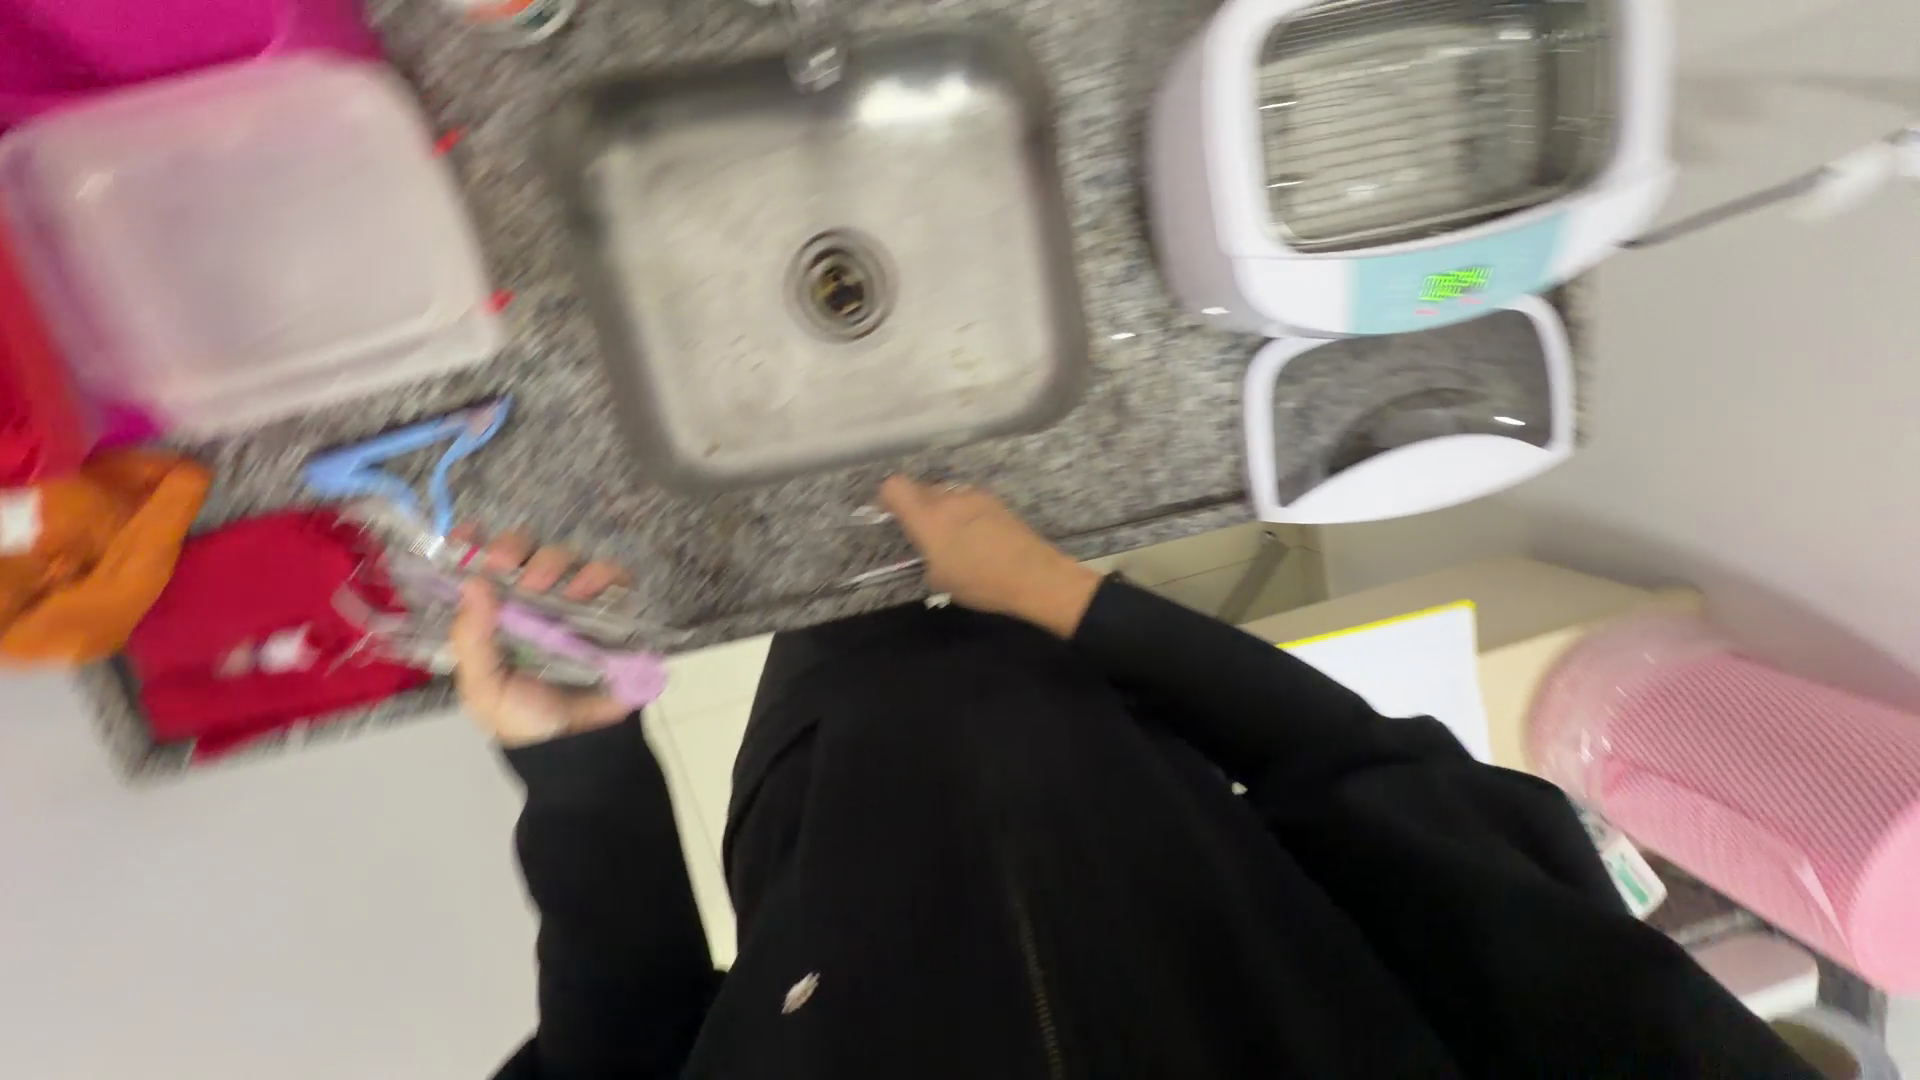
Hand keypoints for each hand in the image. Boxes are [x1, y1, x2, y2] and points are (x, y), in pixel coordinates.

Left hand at [448, 530, 632, 747]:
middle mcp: (532, 600)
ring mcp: (575, 602)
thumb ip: (473, 641)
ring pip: (566, 556)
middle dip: (513, 547)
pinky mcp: (613, 608)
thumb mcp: (485, 687)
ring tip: (548, 586)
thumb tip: (472, 584)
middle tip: (508, 565)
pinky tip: (587, 592)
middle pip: (524, 550)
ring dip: (554, 561)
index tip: (466, 535)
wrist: (581, 742)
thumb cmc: (525, 717)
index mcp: (494, 615)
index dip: (470, 544)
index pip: (478, 568)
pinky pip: (614, 576)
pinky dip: (602, 574)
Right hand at [877, 476, 1101, 637]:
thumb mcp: (940, 580)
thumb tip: (932, 547)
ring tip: (955, 539)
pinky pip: (968, 500)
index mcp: (928, 518)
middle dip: (916, 506)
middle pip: (921, 488)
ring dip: (942, 509)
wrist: (1034, 576)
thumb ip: (927, 555)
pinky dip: (964, 513)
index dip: (887, 497)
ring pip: (946, 494)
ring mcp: (975, 495)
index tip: (890, 514)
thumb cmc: (981, 582)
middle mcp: (949, 498)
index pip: (895, 486)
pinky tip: (977, 537)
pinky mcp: (995, 500)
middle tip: (923, 533)